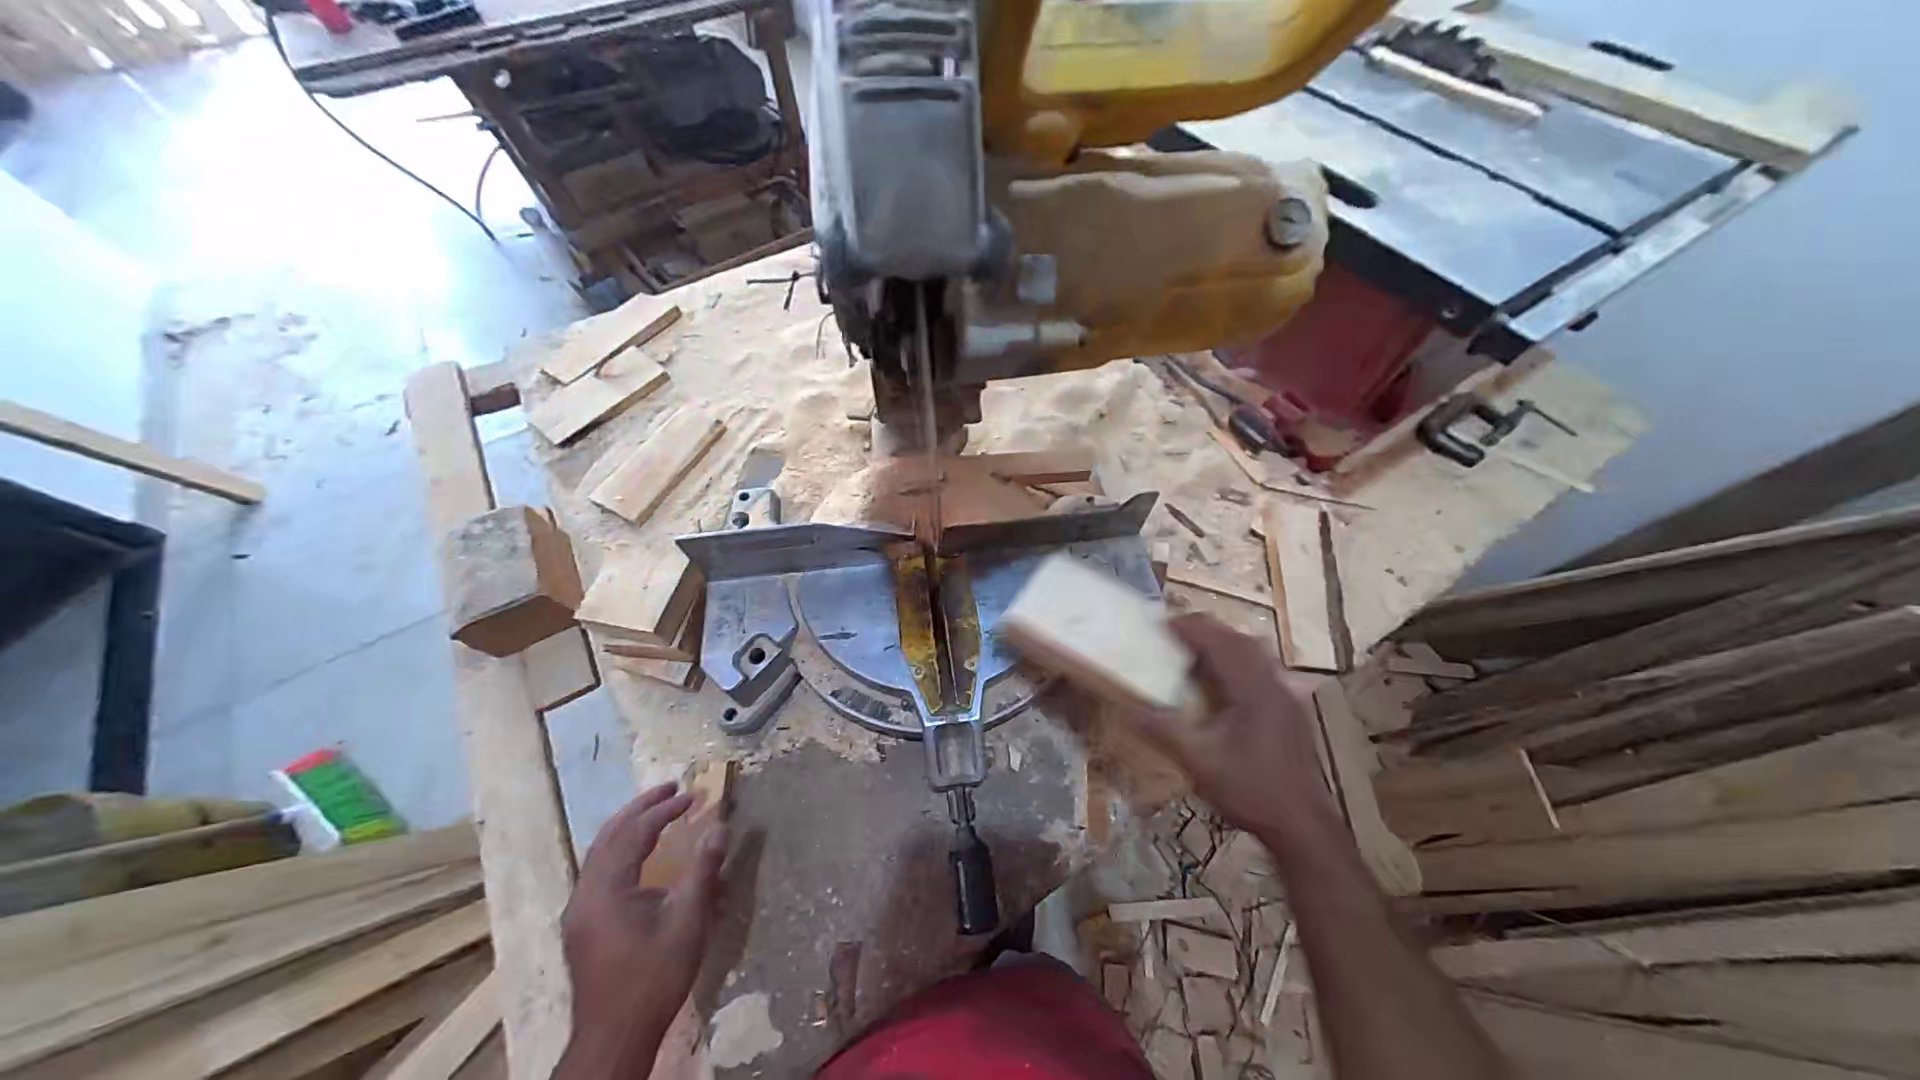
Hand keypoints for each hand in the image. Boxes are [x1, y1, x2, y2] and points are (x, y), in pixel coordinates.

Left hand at [555, 782, 728, 1078]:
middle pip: (609, 835)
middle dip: (640, 808)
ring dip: (629, 827)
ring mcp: (579, 911)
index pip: (634, 834)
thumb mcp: (688, 920)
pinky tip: (641, 855)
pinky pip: (599, 870)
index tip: (692, 796)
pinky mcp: (582, 925)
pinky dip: (622, 849)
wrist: (615, 1036)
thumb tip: (720, 829)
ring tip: (657, 812)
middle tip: (670, 788)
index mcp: (606, 889)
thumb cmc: (654, 976)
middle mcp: (585, 893)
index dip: (664, 810)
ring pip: (600, 853)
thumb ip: (703, 870)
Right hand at [1137, 615, 1344, 855]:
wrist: (1302, 825)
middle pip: (1237, 639)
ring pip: (1252, 653)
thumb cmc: (1250, 790)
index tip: (1158, 627)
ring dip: (1221, 646)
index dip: (1187, 628)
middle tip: (1170, 638)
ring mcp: (1284, 697)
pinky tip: (1218, 687)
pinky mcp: (1288, 711)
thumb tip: (1128, 708)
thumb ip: (1163, 730)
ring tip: (1190, 657)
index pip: (1217, 640)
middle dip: (1203, 631)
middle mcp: (1272, 683)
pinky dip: (1234, 664)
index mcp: (1251, 688)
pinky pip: (1259, 670)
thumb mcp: (1198, 761)